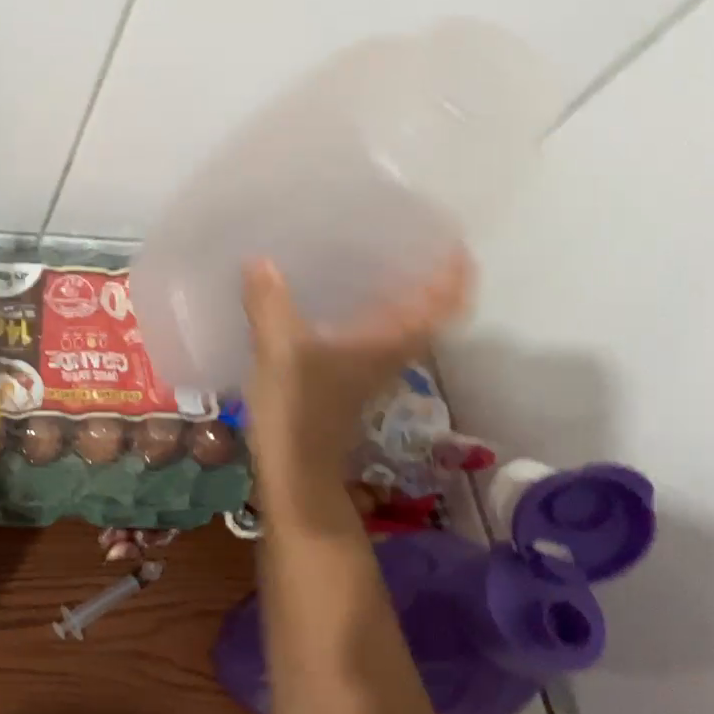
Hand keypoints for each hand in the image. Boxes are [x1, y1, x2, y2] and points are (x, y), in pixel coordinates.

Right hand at [241, 250, 473, 489]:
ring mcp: (368, 373)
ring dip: (397, 301)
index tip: (451, 242)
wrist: (295, 471)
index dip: (454, 274)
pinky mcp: (344, 383)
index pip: (443, 305)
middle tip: (408, 247)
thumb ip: (270, 305)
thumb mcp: (280, 351)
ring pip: (399, 329)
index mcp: (390, 344)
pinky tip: (332, 308)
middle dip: (426, 281)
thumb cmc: (299, 410)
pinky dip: (365, 319)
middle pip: (426, 315)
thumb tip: (260, 260)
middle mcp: (390, 357)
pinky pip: (369, 340)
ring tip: (371, 268)